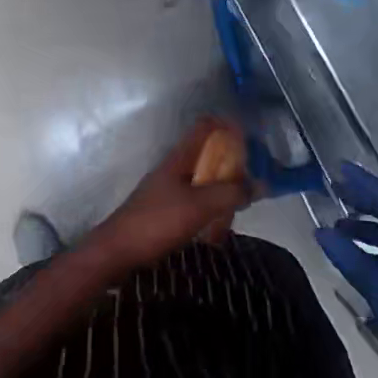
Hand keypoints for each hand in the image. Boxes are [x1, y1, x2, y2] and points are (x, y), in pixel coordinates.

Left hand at [83, 117, 252, 273]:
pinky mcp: (165, 209)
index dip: (227, 126)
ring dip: (222, 189)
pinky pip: (195, 200)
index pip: (205, 127)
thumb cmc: (157, 221)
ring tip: (240, 206)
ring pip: (202, 179)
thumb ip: (230, 193)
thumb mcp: (199, 206)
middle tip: (253, 182)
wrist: (117, 251)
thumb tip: (260, 184)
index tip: (251, 140)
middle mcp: (174, 168)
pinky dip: (210, 207)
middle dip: (231, 164)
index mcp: (180, 157)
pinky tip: (218, 226)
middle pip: (207, 154)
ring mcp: (168, 188)